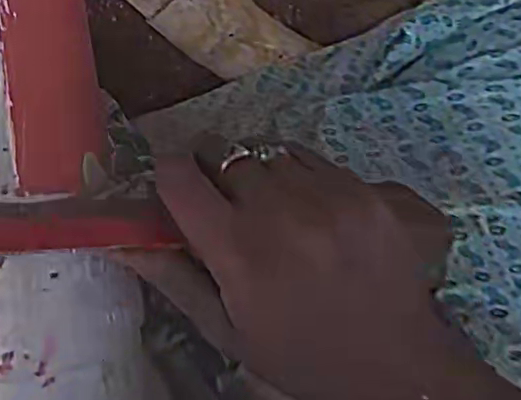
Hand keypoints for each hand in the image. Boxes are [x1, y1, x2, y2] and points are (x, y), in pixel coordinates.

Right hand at [121, 147, 520, 399]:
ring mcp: (327, 195)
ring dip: (255, 169)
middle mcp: (279, 212)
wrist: (403, 373)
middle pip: (219, 151)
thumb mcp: (228, 331)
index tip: (177, 187)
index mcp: (239, 251)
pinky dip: (295, 171)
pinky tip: (308, 206)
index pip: (178, 174)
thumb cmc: (300, 356)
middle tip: (227, 202)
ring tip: (271, 205)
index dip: (170, 174)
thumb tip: (117, 238)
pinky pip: (305, 155)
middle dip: (212, 170)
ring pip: (261, 148)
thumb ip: (172, 276)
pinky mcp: (363, 188)